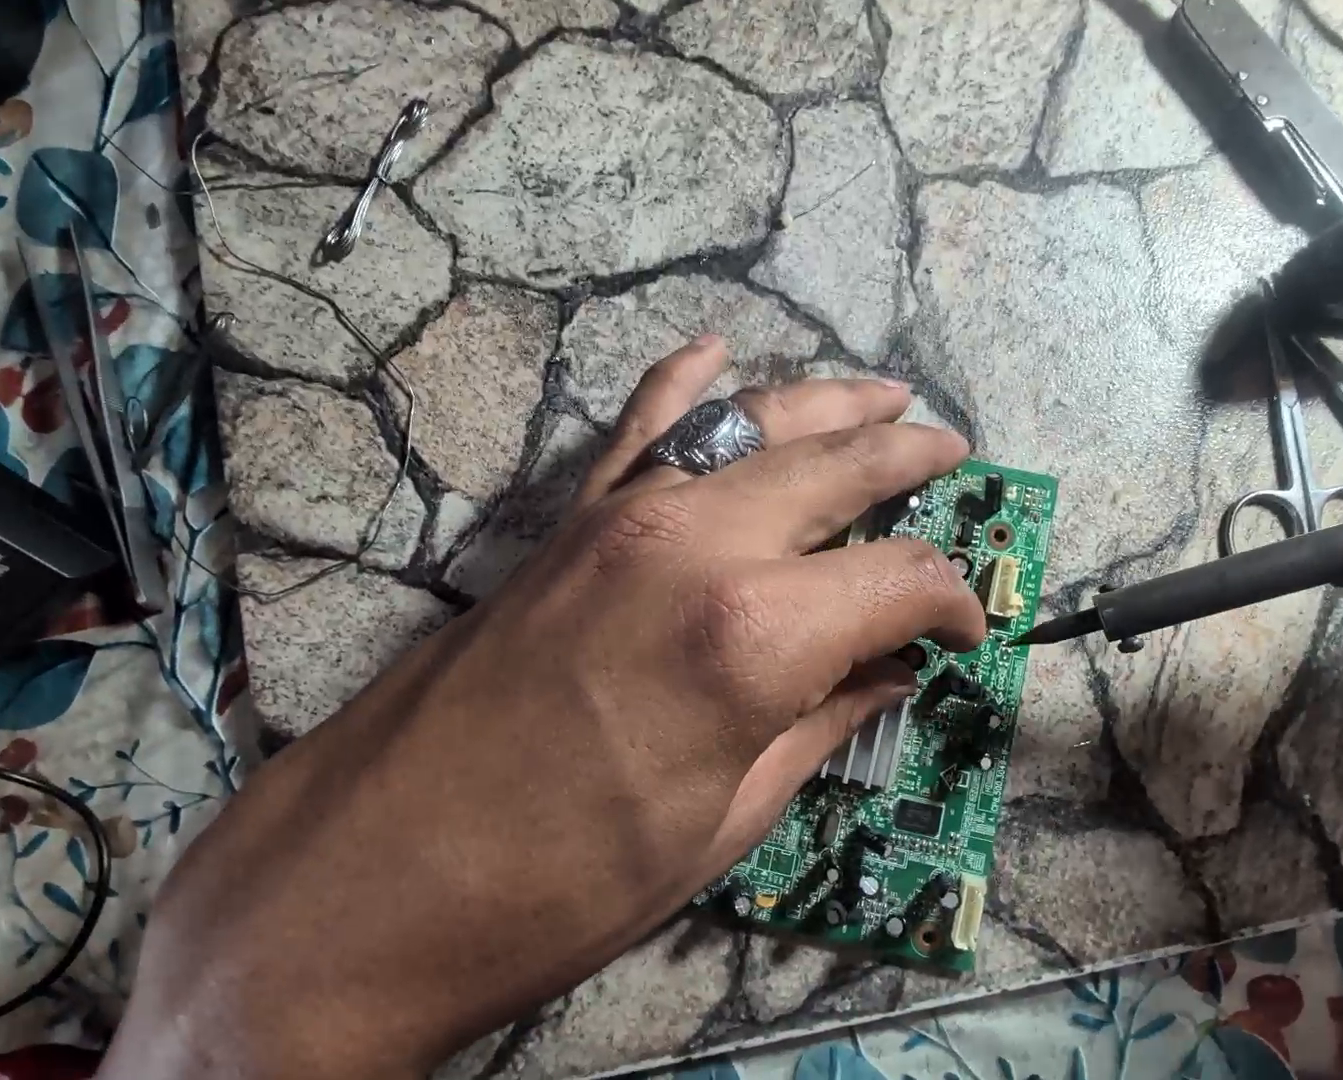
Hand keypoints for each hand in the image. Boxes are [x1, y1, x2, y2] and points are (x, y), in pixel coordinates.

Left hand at [98, 337, 984, 1079]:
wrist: (374, 876)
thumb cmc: (569, 880)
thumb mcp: (729, 818)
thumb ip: (824, 720)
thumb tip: (891, 669)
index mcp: (756, 635)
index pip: (899, 581)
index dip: (951, 600)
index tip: (968, 628)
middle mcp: (698, 542)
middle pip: (837, 469)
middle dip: (910, 458)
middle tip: (955, 456)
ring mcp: (626, 514)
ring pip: (754, 422)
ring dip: (829, 405)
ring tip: (885, 397)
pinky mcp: (570, 519)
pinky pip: (639, 425)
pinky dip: (685, 380)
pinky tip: (717, 351)